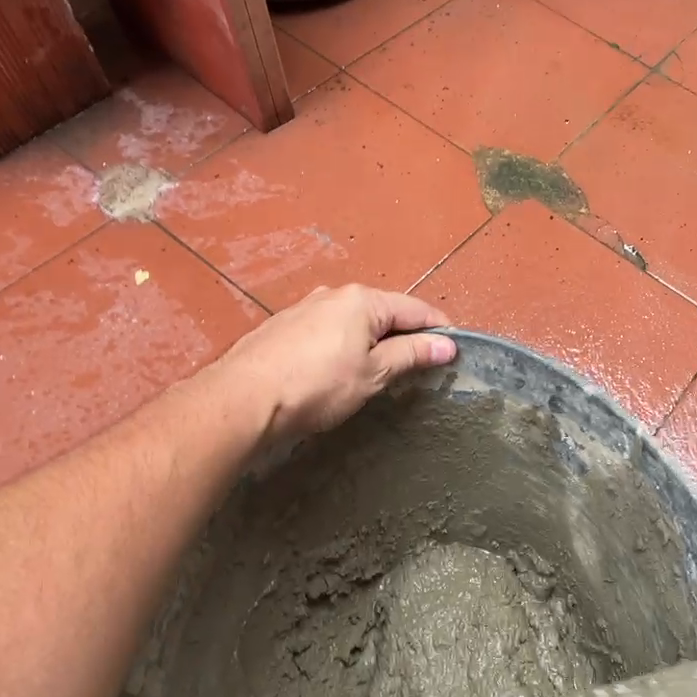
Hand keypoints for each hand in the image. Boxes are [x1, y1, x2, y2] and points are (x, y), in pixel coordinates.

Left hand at [206, 284, 456, 444]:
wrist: (242, 400)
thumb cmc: (317, 386)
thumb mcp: (374, 374)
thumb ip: (412, 355)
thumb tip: (447, 344)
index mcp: (363, 300)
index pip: (415, 309)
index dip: (438, 329)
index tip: (454, 349)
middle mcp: (333, 295)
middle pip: (382, 312)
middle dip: (403, 335)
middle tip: (418, 366)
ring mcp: (303, 310)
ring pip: (352, 322)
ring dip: (370, 342)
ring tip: (378, 372)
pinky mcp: (281, 329)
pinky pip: (326, 332)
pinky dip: (341, 347)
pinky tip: (335, 373)